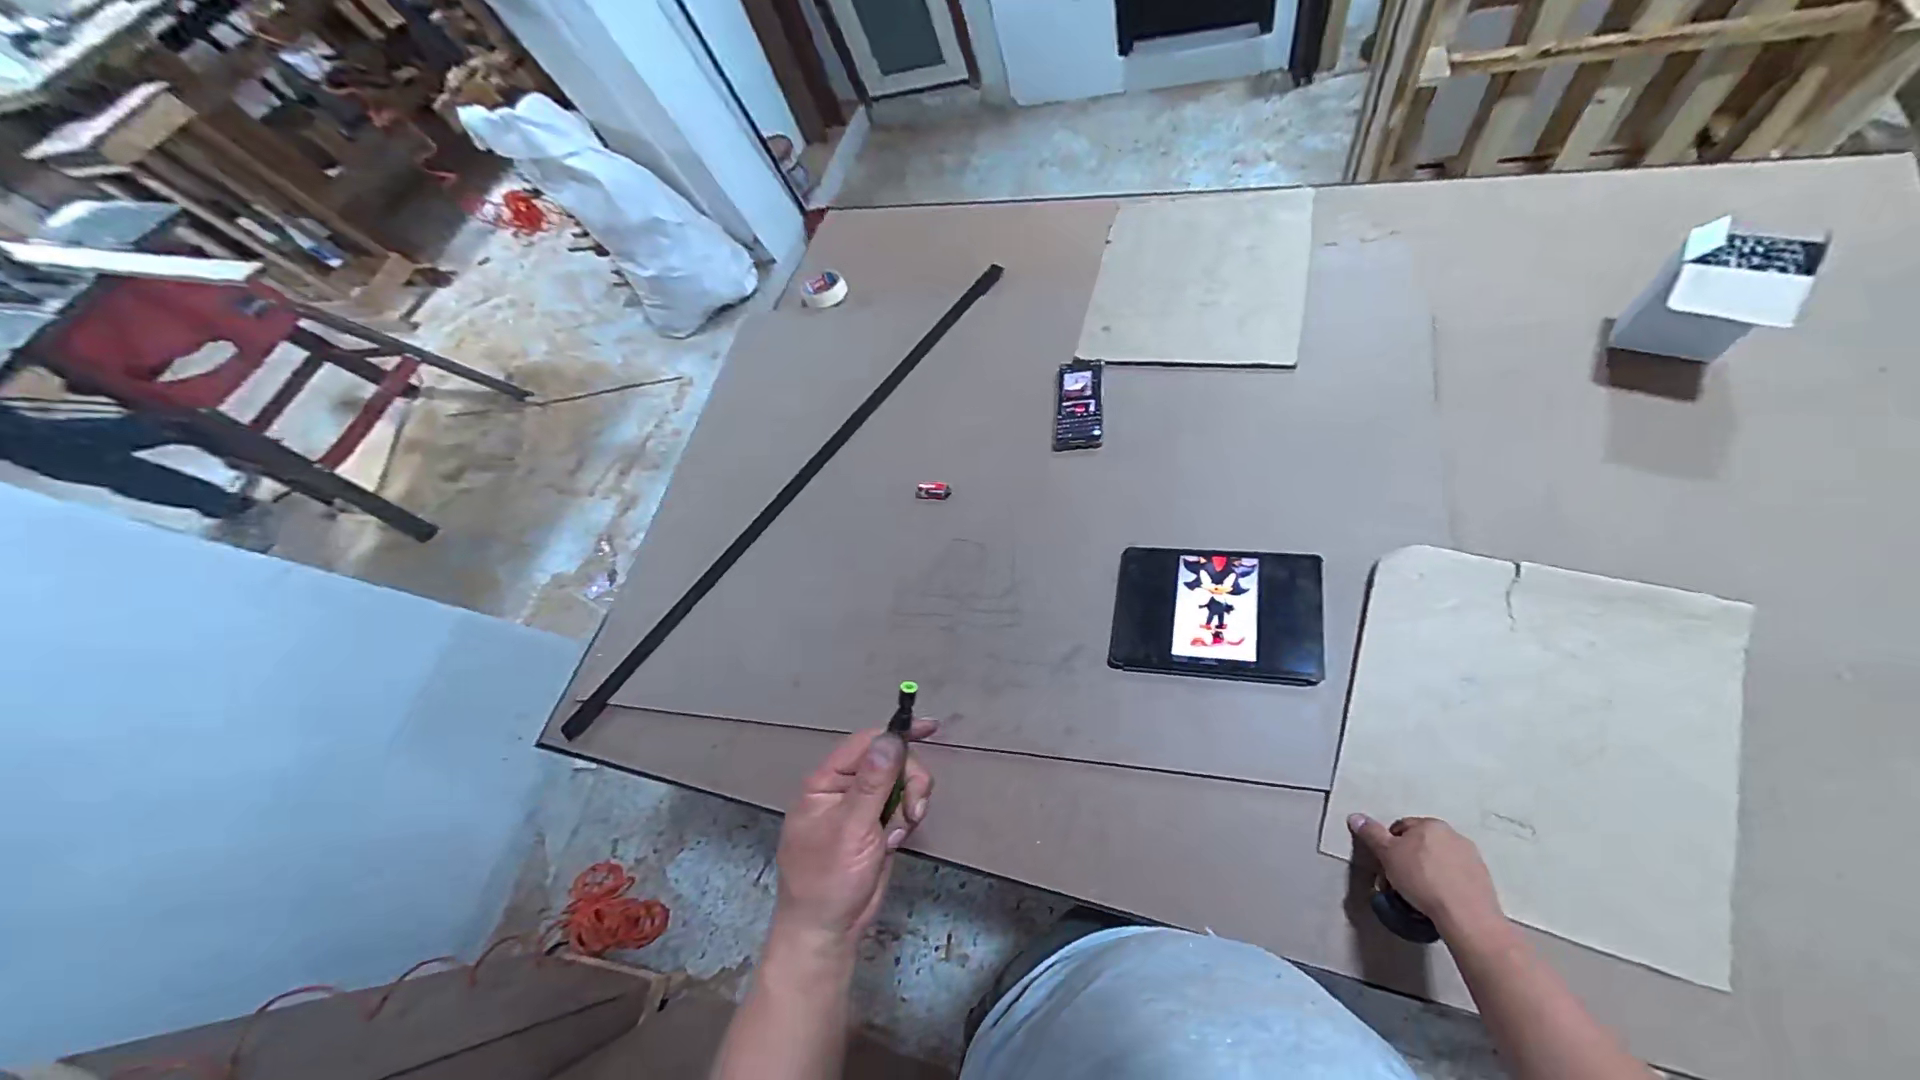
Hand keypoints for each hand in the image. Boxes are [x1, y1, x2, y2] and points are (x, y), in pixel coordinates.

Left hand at [773, 718, 936, 949]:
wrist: (827, 931)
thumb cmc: (827, 880)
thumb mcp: (851, 828)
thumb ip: (873, 782)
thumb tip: (890, 738)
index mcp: (826, 781)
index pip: (866, 743)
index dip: (897, 734)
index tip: (929, 728)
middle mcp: (844, 788)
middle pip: (890, 760)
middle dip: (908, 781)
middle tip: (913, 810)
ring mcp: (861, 807)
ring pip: (900, 783)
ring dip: (908, 804)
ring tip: (896, 834)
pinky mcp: (876, 824)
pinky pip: (901, 805)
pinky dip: (905, 820)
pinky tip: (894, 842)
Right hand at [1348, 814, 1505, 938]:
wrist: (1467, 916)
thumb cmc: (1422, 880)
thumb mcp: (1387, 855)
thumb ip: (1371, 833)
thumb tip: (1355, 817)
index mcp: (1430, 824)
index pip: (1400, 828)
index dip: (1389, 847)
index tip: (1387, 866)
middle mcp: (1453, 835)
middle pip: (1420, 843)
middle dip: (1408, 858)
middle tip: (1400, 880)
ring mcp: (1472, 857)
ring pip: (1439, 860)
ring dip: (1428, 871)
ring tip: (1420, 893)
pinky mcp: (1484, 879)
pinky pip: (1456, 875)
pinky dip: (1446, 883)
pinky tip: (1440, 898)